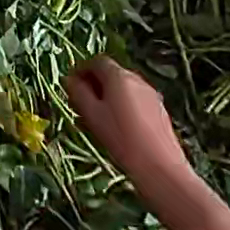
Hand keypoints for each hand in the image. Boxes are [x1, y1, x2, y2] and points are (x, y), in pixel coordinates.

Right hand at [66, 56, 196, 204]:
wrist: (160, 168)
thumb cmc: (120, 137)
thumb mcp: (91, 113)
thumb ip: (77, 91)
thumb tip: (69, 80)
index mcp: (119, 77)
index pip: (96, 61)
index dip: (81, 69)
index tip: (71, 84)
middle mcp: (138, 81)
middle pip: (111, 73)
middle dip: (94, 82)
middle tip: (81, 100)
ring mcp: (152, 96)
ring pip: (123, 87)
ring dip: (108, 94)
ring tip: (98, 114)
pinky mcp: (160, 111)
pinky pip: (135, 99)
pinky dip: (122, 104)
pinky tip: (117, 124)